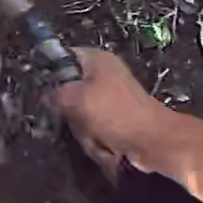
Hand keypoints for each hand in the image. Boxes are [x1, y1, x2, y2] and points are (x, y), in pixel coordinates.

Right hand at [50, 48, 170, 173]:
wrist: (155, 141)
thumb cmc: (116, 113)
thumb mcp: (77, 99)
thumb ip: (57, 93)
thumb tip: (49, 96)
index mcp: (97, 59)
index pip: (64, 56)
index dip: (53, 73)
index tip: (48, 92)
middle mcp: (105, 73)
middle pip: (71, 88)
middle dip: (72, 111)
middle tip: (77, 119)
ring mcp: (113, 96)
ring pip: (82, 112)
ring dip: (85, 129)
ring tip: (94, 136)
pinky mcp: (119, 117)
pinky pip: (96, 126)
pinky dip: (98, 139)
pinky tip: (105, 146)